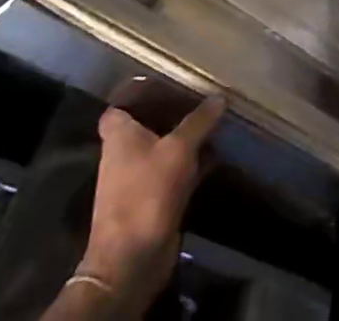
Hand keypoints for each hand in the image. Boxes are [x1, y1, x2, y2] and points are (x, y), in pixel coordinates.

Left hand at [77, 96, 225, 315]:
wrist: (133, 258)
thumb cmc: (147, 192)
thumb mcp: (178, 148)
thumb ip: (198, 121)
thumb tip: (219, 97)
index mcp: (119, 135)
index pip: (120, 106)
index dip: (138, 93)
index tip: (166, 81)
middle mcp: (125, 154)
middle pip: (148, 124)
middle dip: (172, 112)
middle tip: (201, 96)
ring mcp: (139, 178)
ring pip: (165, 148)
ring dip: (187, 139)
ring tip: (216, 120)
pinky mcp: (155, 199)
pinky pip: (177, 172)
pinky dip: (194, 163)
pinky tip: (218, 154)